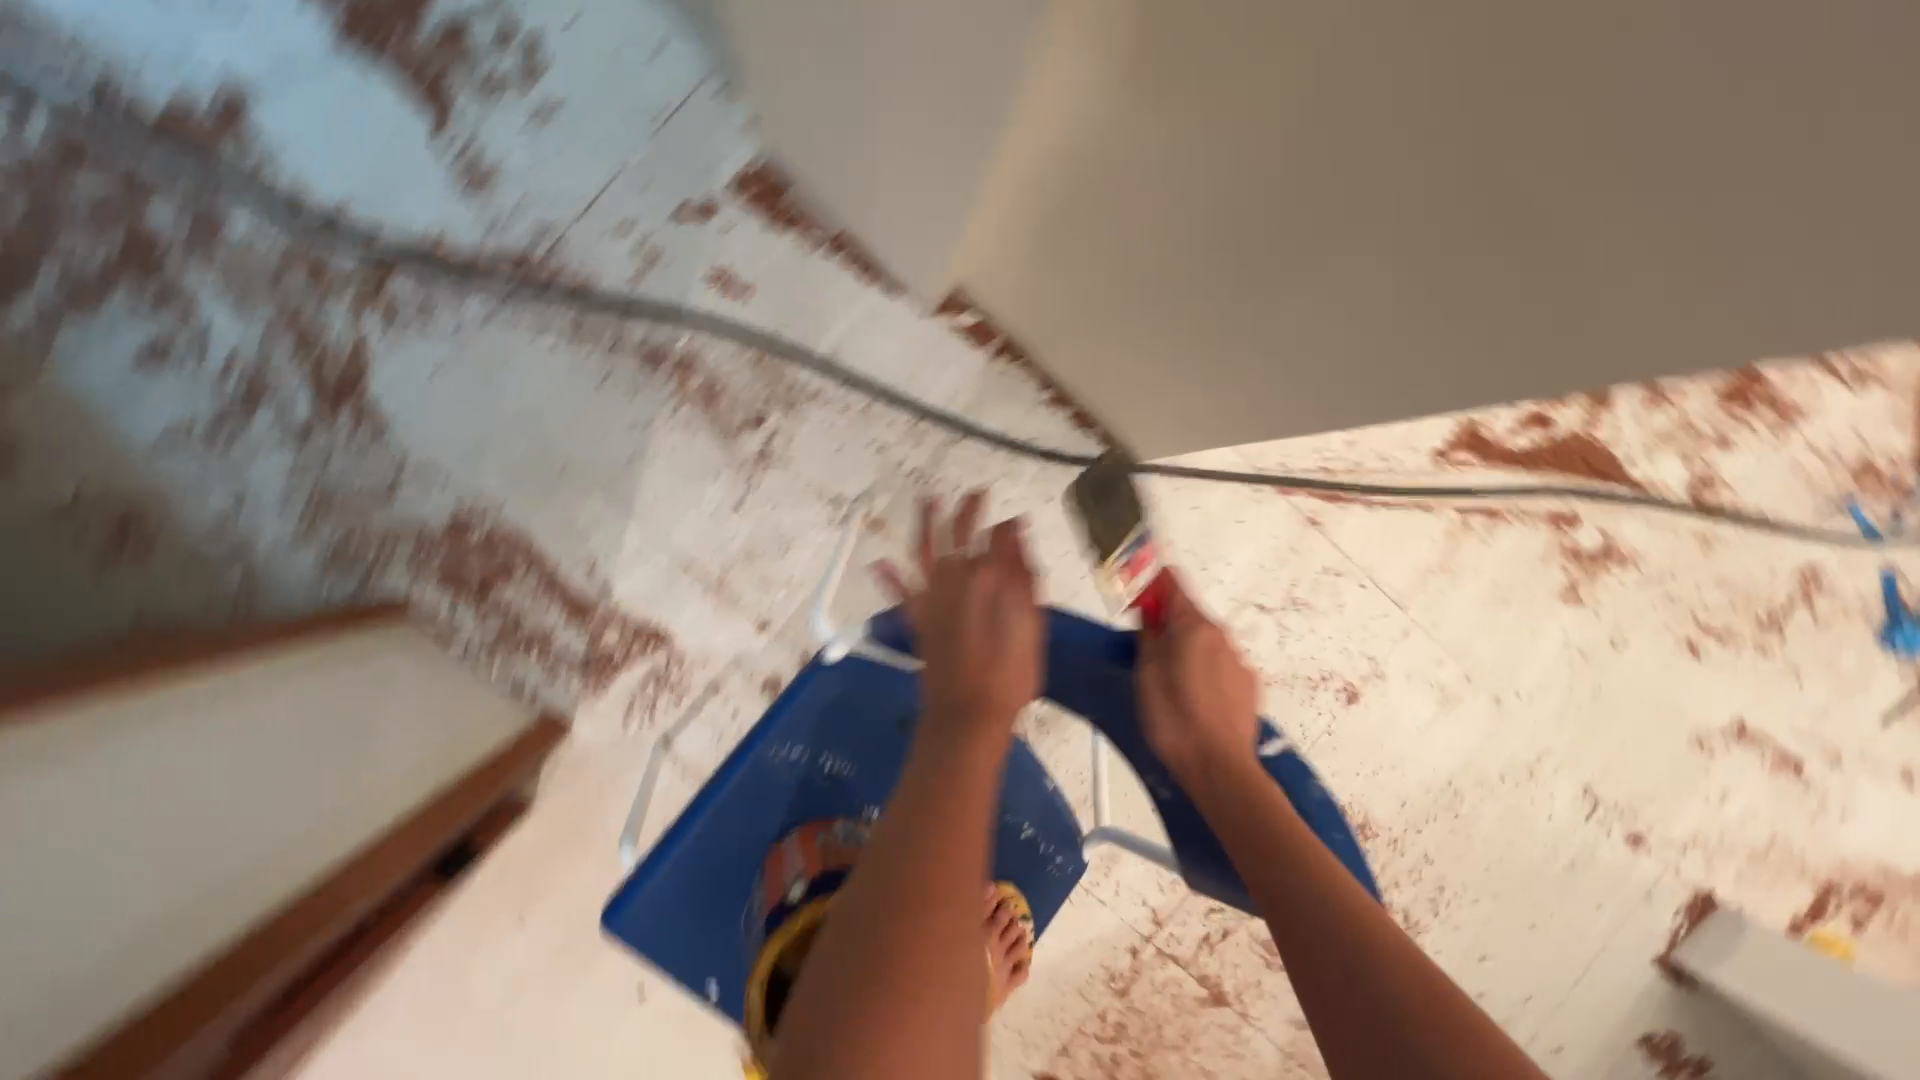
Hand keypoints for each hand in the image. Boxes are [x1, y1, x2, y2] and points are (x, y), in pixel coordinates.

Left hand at [874, 490, 1044, 742]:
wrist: (968, 713)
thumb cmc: (1011, 673)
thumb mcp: (1032, 622)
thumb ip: (1021, 572)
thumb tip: (1013, 529)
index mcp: (987, 575)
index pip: (997, 535)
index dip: (1006, 525)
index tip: (1015, 519)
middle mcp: (954, 577)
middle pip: (958, 532)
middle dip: (967, 509)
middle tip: (976, 494)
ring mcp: (930, 597)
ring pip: (924, 550)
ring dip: (925, 523)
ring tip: (928, 501)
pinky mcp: (916, 619)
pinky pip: (898, 591)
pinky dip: (888, 576)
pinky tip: (879, 561)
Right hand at [1136, 571, 1260, 781]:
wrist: (1219, 766)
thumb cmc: (1172, 717)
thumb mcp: (1145, 673)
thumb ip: (1148, 634)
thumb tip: (1149, 611)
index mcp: (1193, 625)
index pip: (1173, 581)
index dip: (1151, 584)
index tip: (1135, 600)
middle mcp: (1221, 635)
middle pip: (1190, 615)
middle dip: (1166, 624)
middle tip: (1143, 651)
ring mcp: (1239, 661)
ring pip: (1205, 643)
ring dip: (1185, 651)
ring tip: (1168, 685)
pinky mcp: (1249, 686)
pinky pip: (1220, 667)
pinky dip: (1204, 672)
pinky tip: (1193, 701)